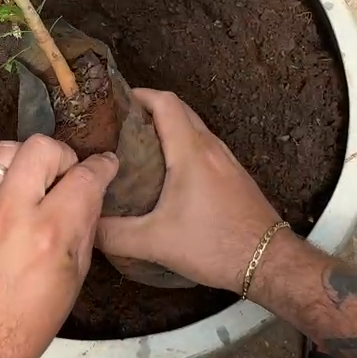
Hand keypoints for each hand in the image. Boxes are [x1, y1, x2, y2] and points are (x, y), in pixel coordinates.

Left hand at [0, 136, 118, 357]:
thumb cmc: (26, 321)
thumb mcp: (74, 277)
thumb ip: (83, 225)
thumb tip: (90, 189)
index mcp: (49, 234)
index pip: (84, 177)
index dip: (101, 166)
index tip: (104, 164)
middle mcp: (9, 213)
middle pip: (41, 148)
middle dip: (61, 157)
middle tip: (61, 177)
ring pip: (5, 150)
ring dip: (24, 163)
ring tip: (27, 186)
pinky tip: (0, 200)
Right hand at [96, 89, 281, 292]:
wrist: (270, 262)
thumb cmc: (214, 245)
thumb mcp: (156, 243)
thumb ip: (115, 234)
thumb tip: (86, 225)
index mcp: (190, 151)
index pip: (164, 102)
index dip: (138, 94)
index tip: (113, 102)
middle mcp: (210, 146)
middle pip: (178, 109)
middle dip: (148, 109)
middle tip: (118, 125)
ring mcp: (226, 159)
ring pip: (193, 127)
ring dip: (167, 127)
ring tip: (137, 146)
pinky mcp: (234, 175)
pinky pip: (204, 145)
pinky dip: (183, 144)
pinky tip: (169, 171)